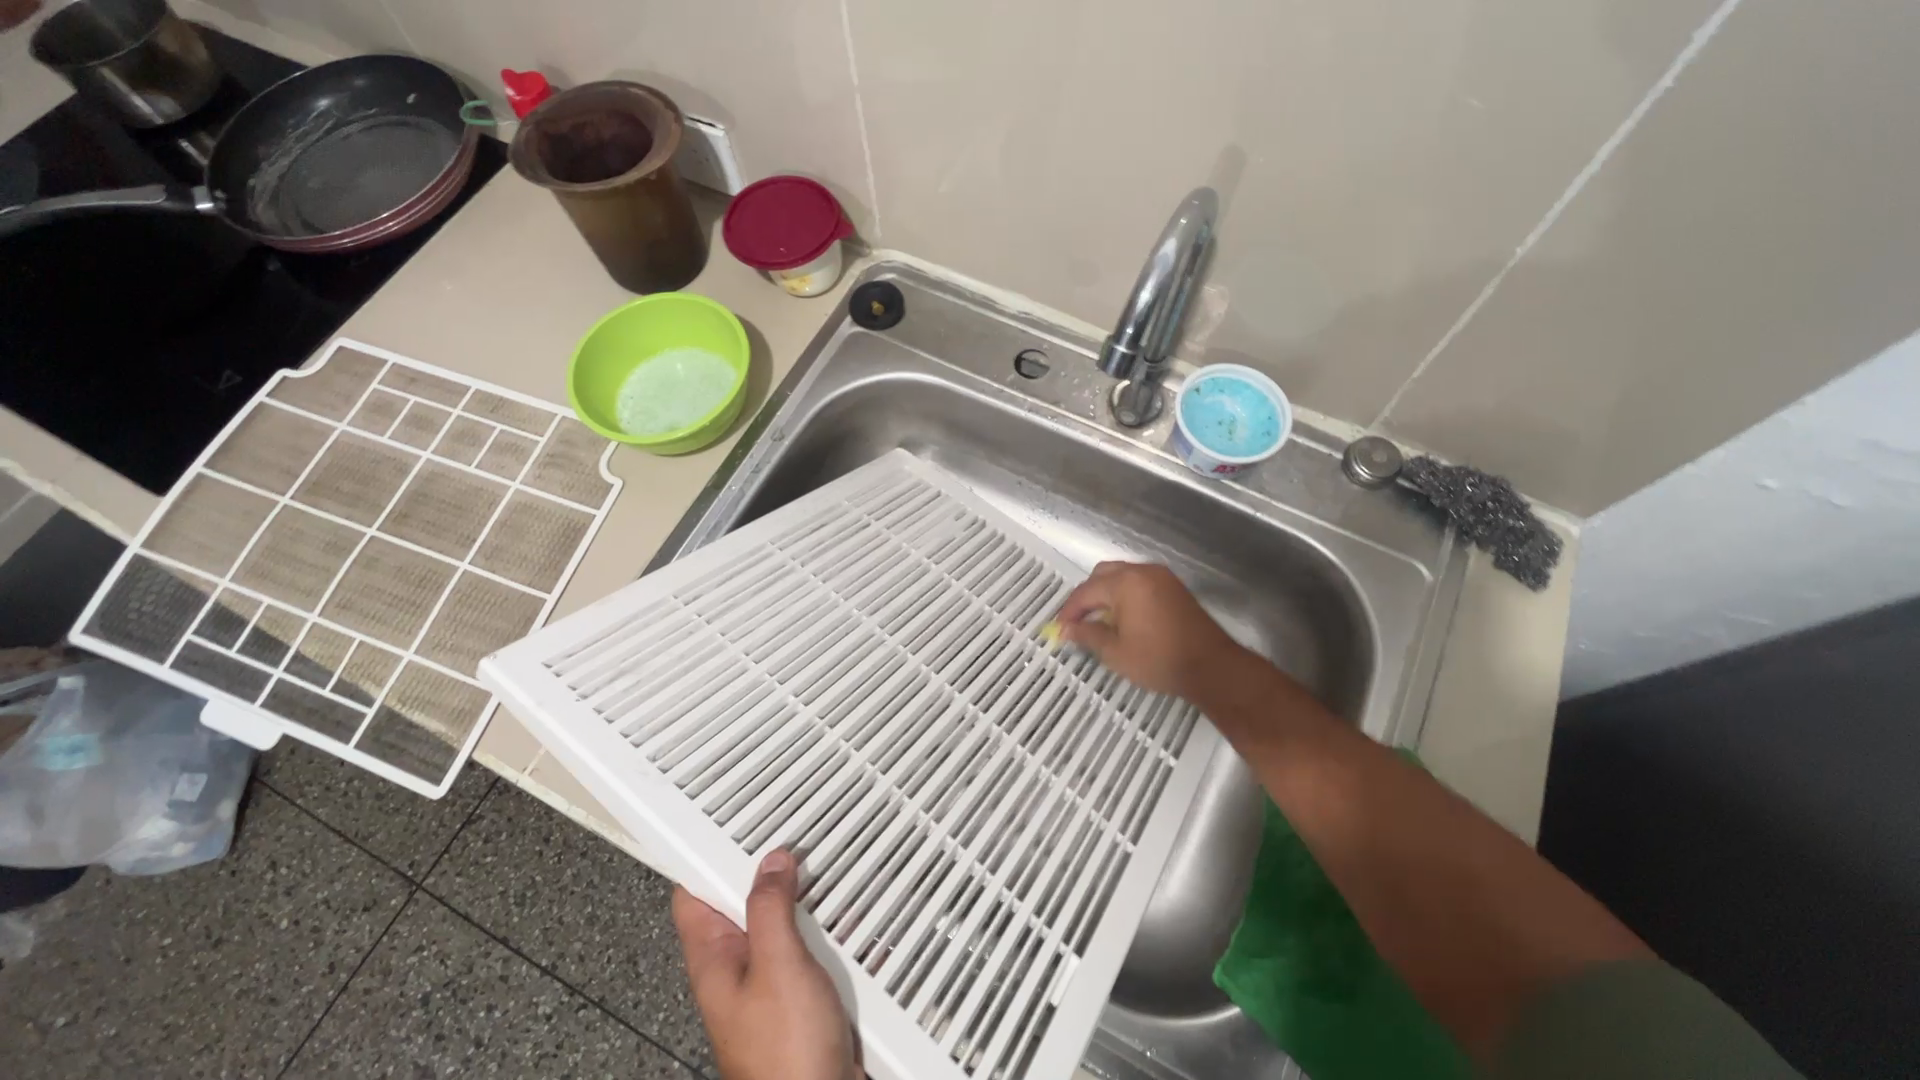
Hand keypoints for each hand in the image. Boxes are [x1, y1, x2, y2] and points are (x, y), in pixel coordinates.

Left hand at [673, 850, 860, 1079]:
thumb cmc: (785, 1056)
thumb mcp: (776, 965)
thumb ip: (771, 909)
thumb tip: (772, 862)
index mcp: (714, 959)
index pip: (696, 894)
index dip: (711, 859)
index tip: (736, 826)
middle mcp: (738, 970)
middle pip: (747, 905)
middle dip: (775, 876)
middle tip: (799, 846)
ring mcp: (772, 986)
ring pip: (786, 928)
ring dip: (811, 907)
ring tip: (834, 878)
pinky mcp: (804, 1001)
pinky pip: (817, 956)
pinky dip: (838, 940)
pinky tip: (863, 930)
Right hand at [1055, 561, 1249, 699]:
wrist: (1211, 666)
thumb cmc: (1159, 660)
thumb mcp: (1115, 652)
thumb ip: (1087, 635)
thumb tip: (1066, 629)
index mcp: (1125, 583)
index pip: (1086, 592)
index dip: (1069, 611)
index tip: (1059, 630)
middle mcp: (1143, 571)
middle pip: (1103, 575)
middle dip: (1087, 597)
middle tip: (1078, 622)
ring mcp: (1161, 577)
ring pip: (1122, 576)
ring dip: (1107, 594)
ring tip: (1100, 621)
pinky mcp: (1174, 587)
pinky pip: (1140, 582)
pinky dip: (1126, 594)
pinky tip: (1124, 618)